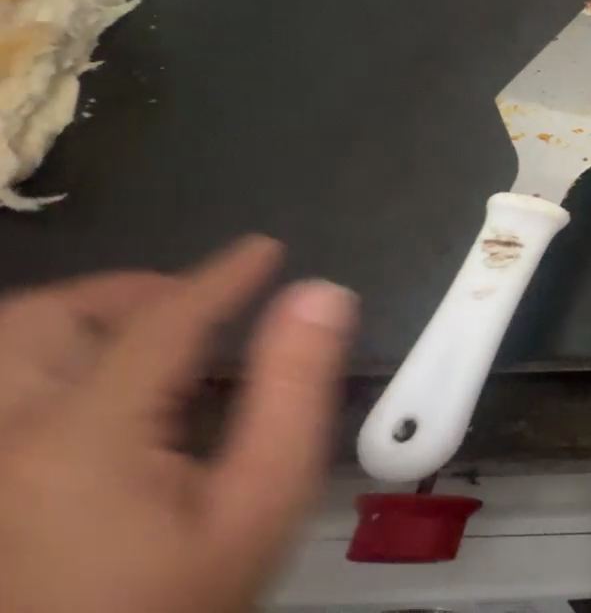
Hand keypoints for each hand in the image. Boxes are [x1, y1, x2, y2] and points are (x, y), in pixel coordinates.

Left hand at [0, 237, 356, 612]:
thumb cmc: (185, 593)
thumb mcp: (266, 498)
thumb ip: (294, 390)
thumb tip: (320, 297)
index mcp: (80, 439)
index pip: (160, 322)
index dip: (222, 276)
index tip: (265, 251)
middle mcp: (1, 441)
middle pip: (43, 319)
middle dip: (132, 292)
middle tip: (204, 302)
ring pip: (8, 350)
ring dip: (85, 323)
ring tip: (160, 337)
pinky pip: (7, 391)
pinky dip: (58, 363)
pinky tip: (116, 392)